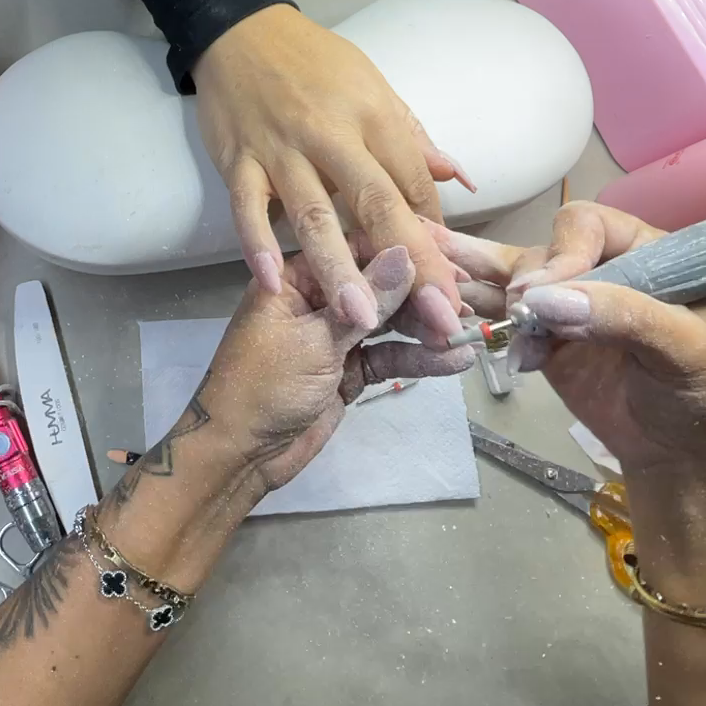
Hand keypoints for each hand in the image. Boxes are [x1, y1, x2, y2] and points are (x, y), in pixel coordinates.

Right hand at [193, 4, 472, 348]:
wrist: (241, 32)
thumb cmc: (315, 63)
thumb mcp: (373, 87)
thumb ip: (412, 138)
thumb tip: (460, 178)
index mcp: (373, 115)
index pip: (413, 183)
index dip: (434, 235)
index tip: (452, 285)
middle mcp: (332, 135)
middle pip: (376, 203)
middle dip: (410, 262)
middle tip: (437, 317)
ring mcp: (280, 150)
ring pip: (313, 213)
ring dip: (338, 266)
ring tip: (359, 317)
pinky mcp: (238, 161)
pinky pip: (247, 208)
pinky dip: (257, 244)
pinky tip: (272, 282)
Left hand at [194, 246, 477, 492]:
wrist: (239, 453)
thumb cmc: (265, 386)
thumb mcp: (316, 340)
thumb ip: (366, 300)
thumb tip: (406, 251)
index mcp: (294, 278)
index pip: (355, 252)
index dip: (403, 255)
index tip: (447, 260)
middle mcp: (316, 299)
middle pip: (377, 287)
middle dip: (420, 297)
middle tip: (465, 302)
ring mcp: (333, 336)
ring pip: (387, 323)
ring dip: (424, 329)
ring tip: (466, 333)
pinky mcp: (347, 369)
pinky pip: (386, 356)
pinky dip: (416, 359)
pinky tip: (454, 360)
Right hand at [427, 204, 705, 475]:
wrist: (683, 459)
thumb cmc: (703, 398)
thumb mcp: (684, 350)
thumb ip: (622, 315)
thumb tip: (542, 299)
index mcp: (645, 254)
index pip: (588, 228)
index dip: (561, 254)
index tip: (543, 296)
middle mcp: (598, 269)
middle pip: (539, 253)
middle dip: (519, 280)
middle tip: (511, 312)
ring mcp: (565, 304)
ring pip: (510, 280)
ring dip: (474, 283)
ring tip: (428, 272)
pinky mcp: (540, 337)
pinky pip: (499, 317)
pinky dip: (474, 316)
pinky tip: (447, 313)